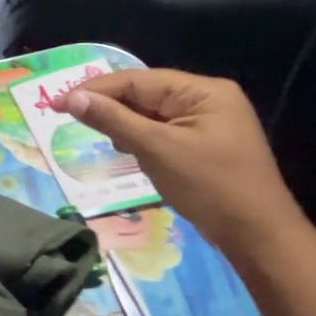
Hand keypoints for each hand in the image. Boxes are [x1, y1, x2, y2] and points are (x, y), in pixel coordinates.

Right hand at [55, 69, 308, 256]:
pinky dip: (140, 140)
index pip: (136, 80)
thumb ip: (113, 120)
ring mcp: (207, 122)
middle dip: (109, 108)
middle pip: (143, 94)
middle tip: (71, 122)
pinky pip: (161, 131)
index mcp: (203, 92)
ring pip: (150, 113)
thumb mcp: (156, 150)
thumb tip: (72, 98)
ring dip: (124, 126)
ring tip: (107, 143)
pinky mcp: (203, 143)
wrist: (258, 235)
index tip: (57, 106)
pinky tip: (131, 154)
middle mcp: (207, 99)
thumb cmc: (210, 186)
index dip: (94, 90)